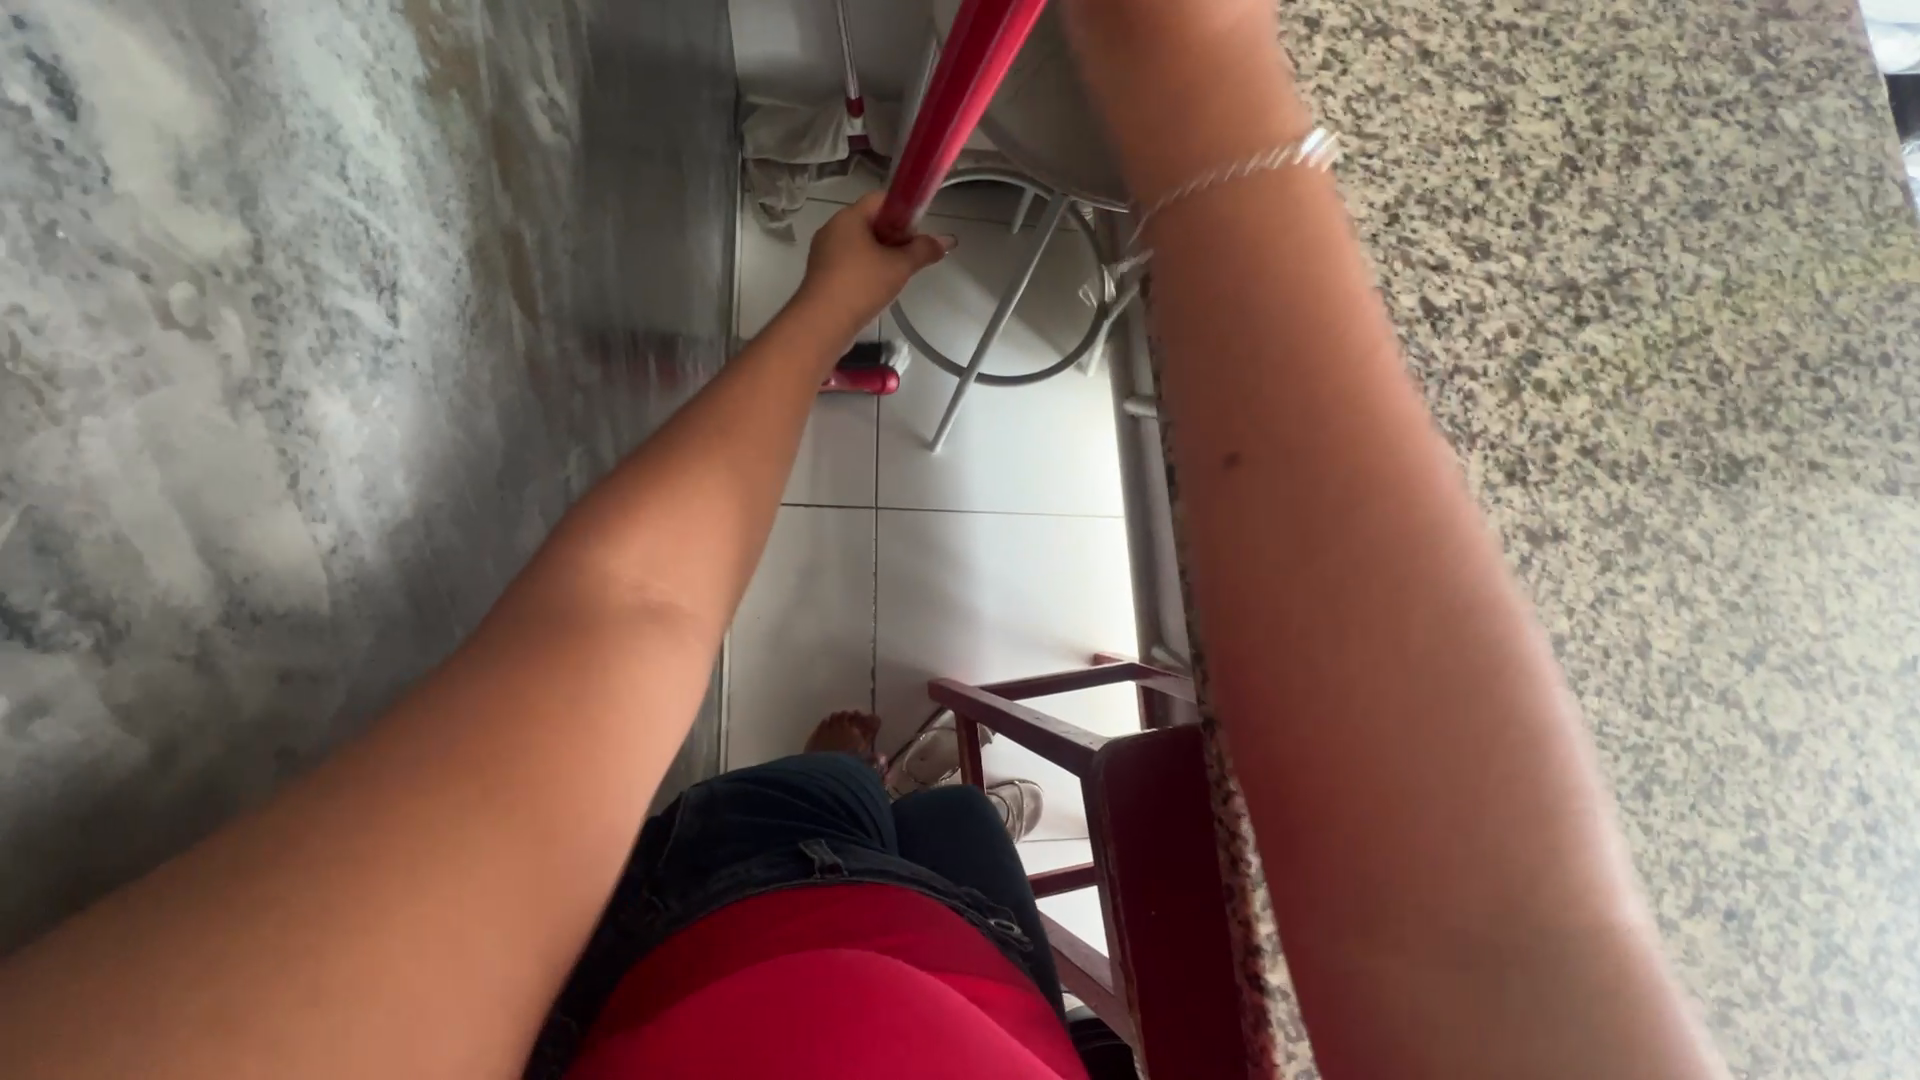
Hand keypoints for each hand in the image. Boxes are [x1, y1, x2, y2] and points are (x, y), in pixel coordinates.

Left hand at [789, 193, 954, 341]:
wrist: (822, 323)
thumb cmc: (861, 286)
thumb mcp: (899, 267)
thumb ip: (923, 250)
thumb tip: (947, 240)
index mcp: (849, 217)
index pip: (881, 200)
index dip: (903, 212)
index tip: (915, 235)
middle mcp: (832, 228)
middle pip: (870, 223)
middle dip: (894, 237)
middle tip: (909, 259)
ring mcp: (823, 252)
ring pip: (859, 245)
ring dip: (880, 256)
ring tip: (895, 277)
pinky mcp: (821, 274)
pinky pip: (848, 263)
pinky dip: (865, 270)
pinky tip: (875, 290)